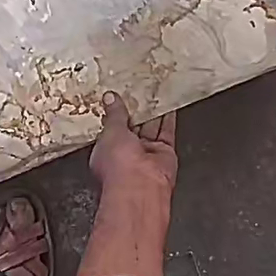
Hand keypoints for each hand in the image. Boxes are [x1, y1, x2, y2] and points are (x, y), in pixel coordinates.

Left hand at [75, 92, 176, 275]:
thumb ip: (114, 114)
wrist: (140, 186)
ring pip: (150, 127)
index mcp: (106, 152)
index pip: (111, 128)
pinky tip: (168, 104)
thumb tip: (110, 99)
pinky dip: (168, 117)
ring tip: (153, 91)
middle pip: (132, 127)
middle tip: (137, 89)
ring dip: (152, 111)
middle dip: (135, 111)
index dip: (114, 112)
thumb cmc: (118, 167)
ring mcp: (146, 154)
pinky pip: (167, 131)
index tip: (118, 95)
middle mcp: (127, 154)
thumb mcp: (110, 131)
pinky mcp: (164, 153)